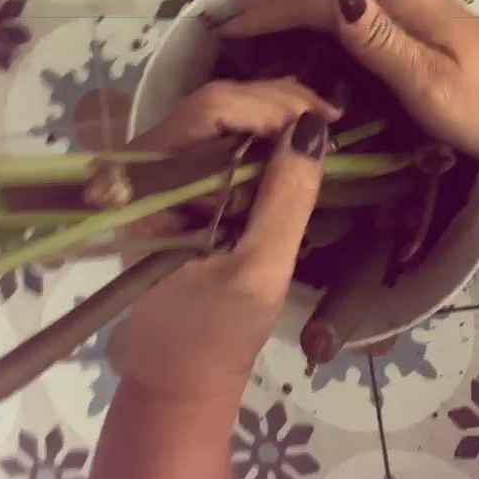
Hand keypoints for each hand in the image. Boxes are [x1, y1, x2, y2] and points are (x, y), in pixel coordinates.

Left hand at [107, 81, 332, 400]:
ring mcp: (163, 170)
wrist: (184, 375)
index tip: (328, 120)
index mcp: (145, 181)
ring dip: (276, 116)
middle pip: (218, 104)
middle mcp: (146, 163)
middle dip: (279, 105)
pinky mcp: (182, 182)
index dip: (274, 104)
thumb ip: (285, 199)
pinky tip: (296, 143)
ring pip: (225, 116)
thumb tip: (313, 128)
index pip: (212, 109)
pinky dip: (266, 136)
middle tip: (333, 122)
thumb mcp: (260, 269)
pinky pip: (227, 140)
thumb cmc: (216, 331)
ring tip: (322, 130)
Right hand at [209, 0, 478, 163]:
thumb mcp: (431, 81)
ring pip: (341, 0)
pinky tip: (311, 35)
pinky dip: (321, 20)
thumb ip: (381, 41)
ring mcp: (416, 12)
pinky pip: (358, 15)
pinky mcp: (423, 31)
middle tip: (227, 16)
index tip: (227, 24)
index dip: (272, 8)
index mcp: (403, 5)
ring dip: (295, 6)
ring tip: (254, 21)